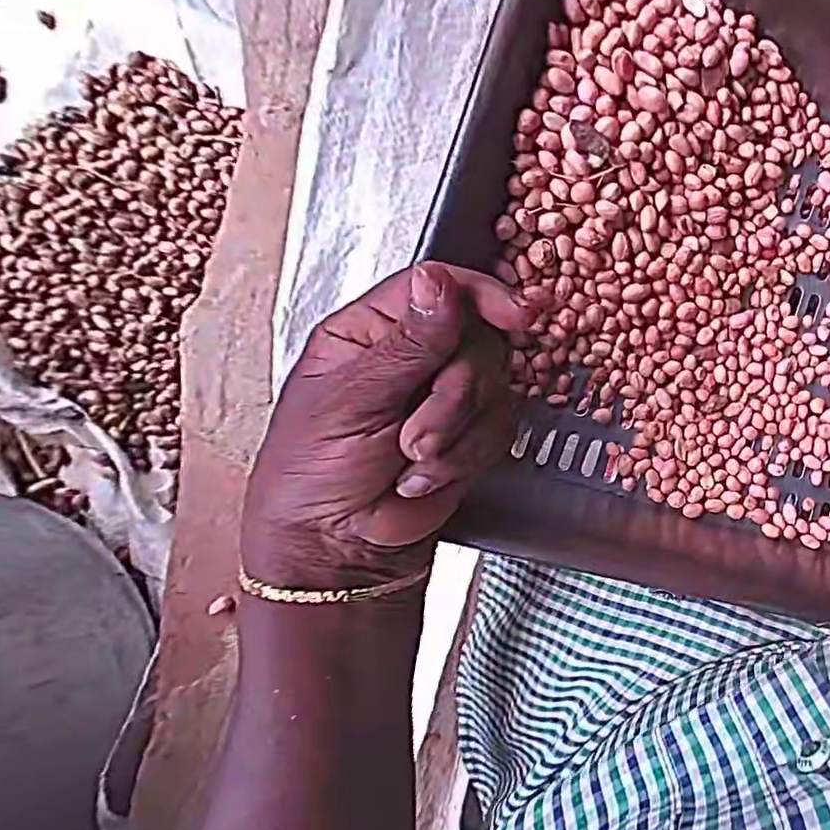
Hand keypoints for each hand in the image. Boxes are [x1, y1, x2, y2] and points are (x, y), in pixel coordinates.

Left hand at [240, 261, 535, 589]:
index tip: (517, 316)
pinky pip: (501, 425)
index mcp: (373, 331)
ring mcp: (449, 392)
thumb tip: (439, 282)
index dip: (483, 296)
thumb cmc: (312, 472)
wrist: (338, 547)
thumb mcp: (350, 402)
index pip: (440, 287)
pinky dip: (467, 455)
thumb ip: (407, 344)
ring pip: (495, 386)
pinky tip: (425, 475)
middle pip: (479, 340)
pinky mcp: (474, 429)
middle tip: (416, 435)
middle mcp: (417, 354)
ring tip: (412, 461)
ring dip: (457, 432)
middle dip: (456, 394)